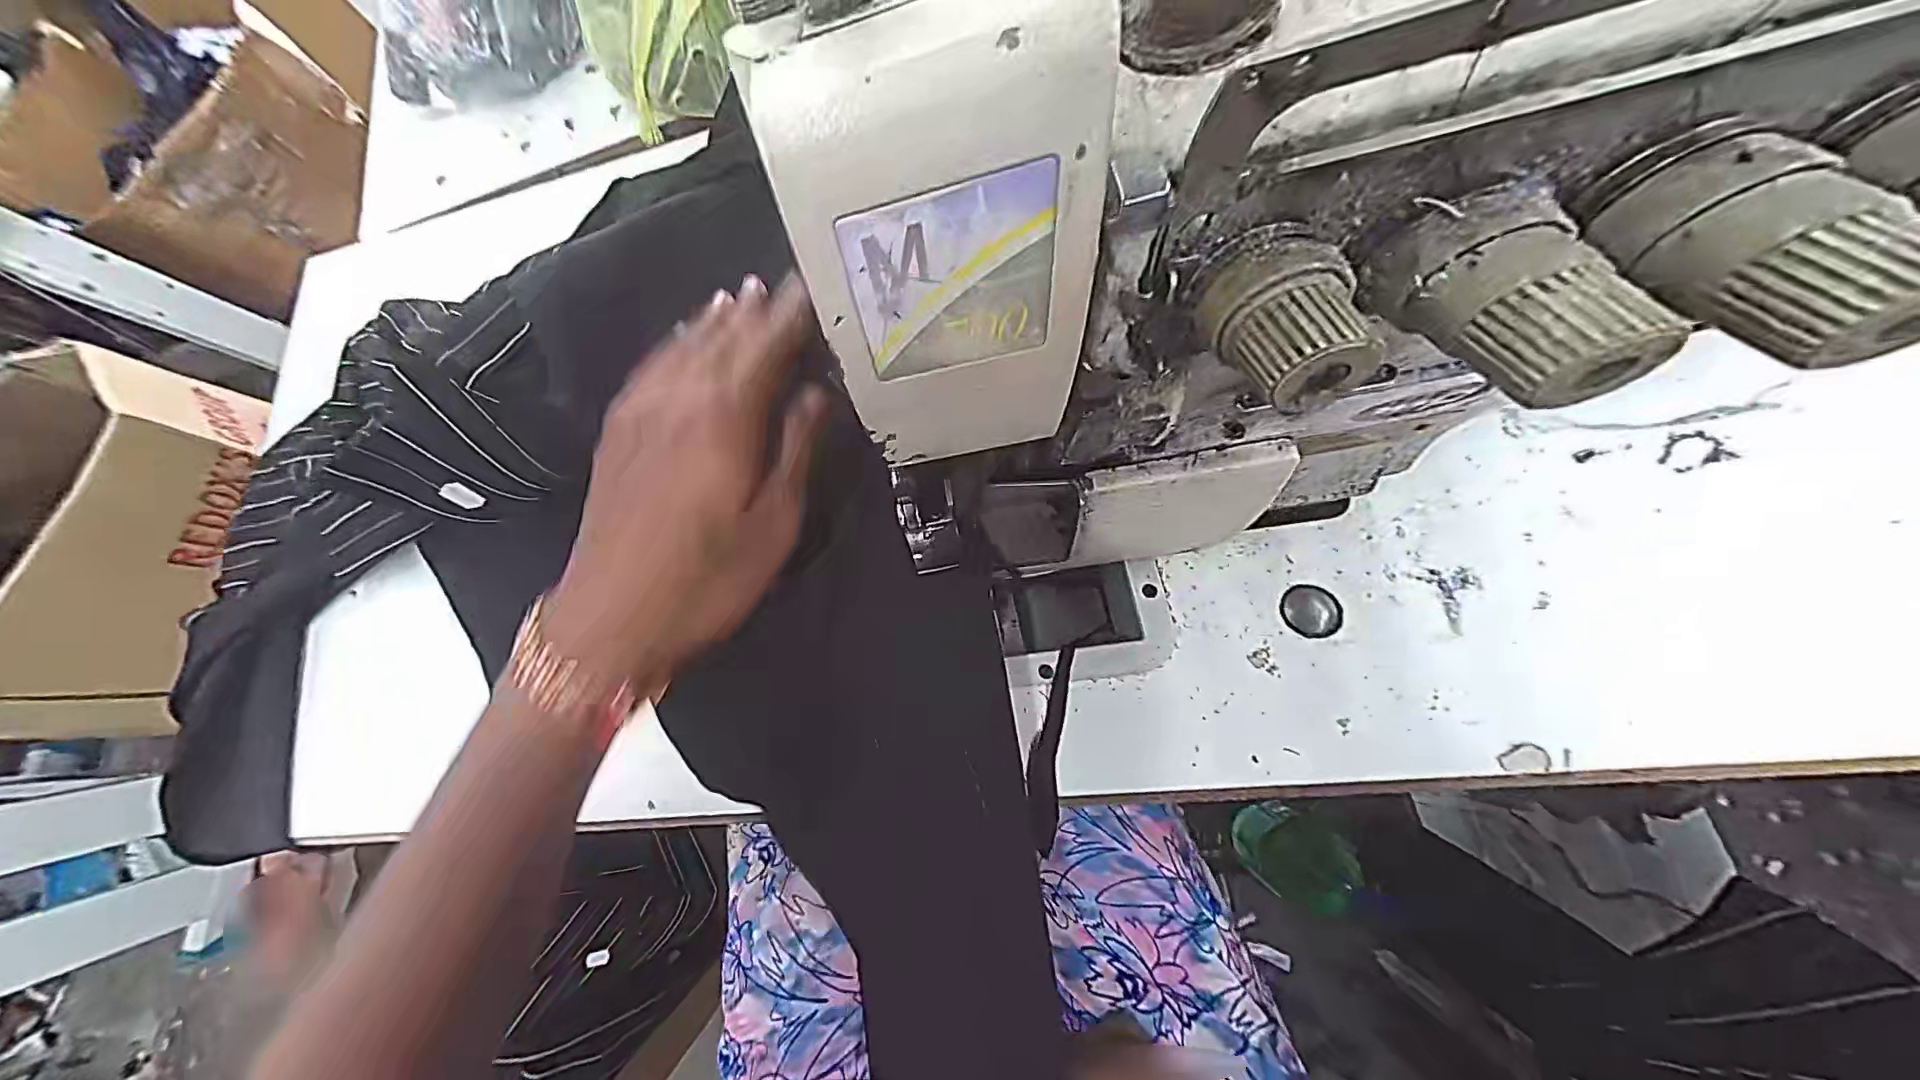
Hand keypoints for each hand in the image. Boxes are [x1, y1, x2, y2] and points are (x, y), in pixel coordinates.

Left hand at [542, 274, 827, 692]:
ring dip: (713, 322)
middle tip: (778, 283)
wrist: (612, 617)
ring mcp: (641, 415)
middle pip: (722, 342)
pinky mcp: (617, 434)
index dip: (789, 319)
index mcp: (725, 422)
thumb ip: (794, 452)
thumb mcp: (773, 524)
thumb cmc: (708, 580)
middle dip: (753, 312)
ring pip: (683, 350)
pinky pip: (650, 371)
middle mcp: (680, 404)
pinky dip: (673, 346)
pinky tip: (682, 340)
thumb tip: (814, 397)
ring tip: (737, 297)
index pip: (764, 352)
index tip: (809, 290)